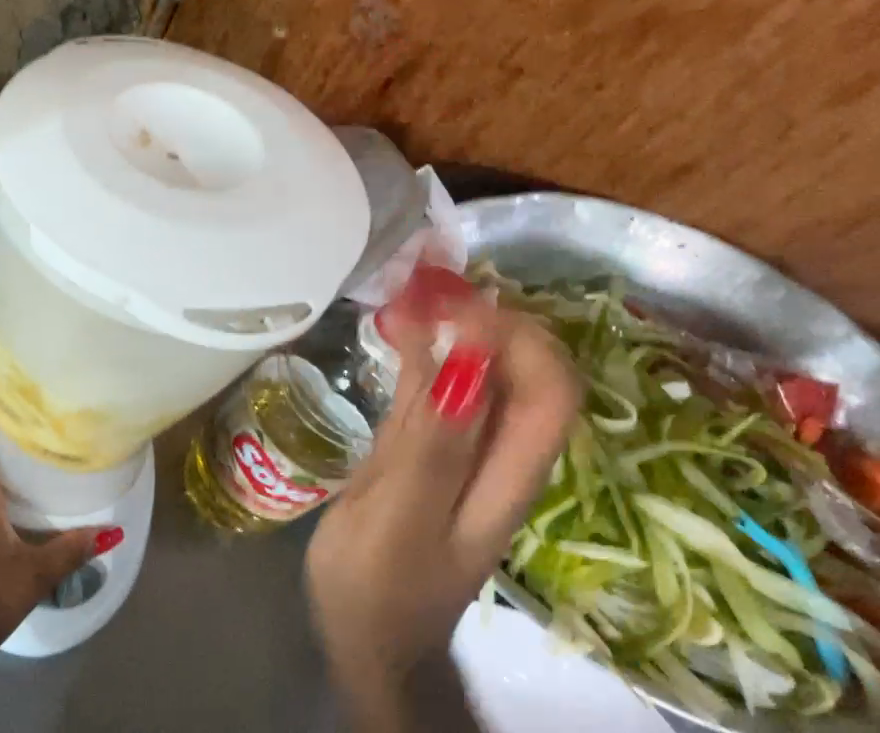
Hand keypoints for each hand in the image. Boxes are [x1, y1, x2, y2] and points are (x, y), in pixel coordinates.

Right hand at [305, 300, 581, 731]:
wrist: (365, 635)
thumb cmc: (378, 583)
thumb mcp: (399, 516)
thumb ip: (432, 444)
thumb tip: (464, 363)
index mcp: (507, 474)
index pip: (548, 388)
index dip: (513, 334)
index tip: (450, 296)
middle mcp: (498, 456)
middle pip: (520, 372)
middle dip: (484, 315)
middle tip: (424, 277)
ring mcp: (462, 453)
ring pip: (478, 375)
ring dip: (453, 327)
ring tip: (406, 288)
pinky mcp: (425, 455)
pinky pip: (439, 390)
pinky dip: (423, 353)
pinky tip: (394, 329)